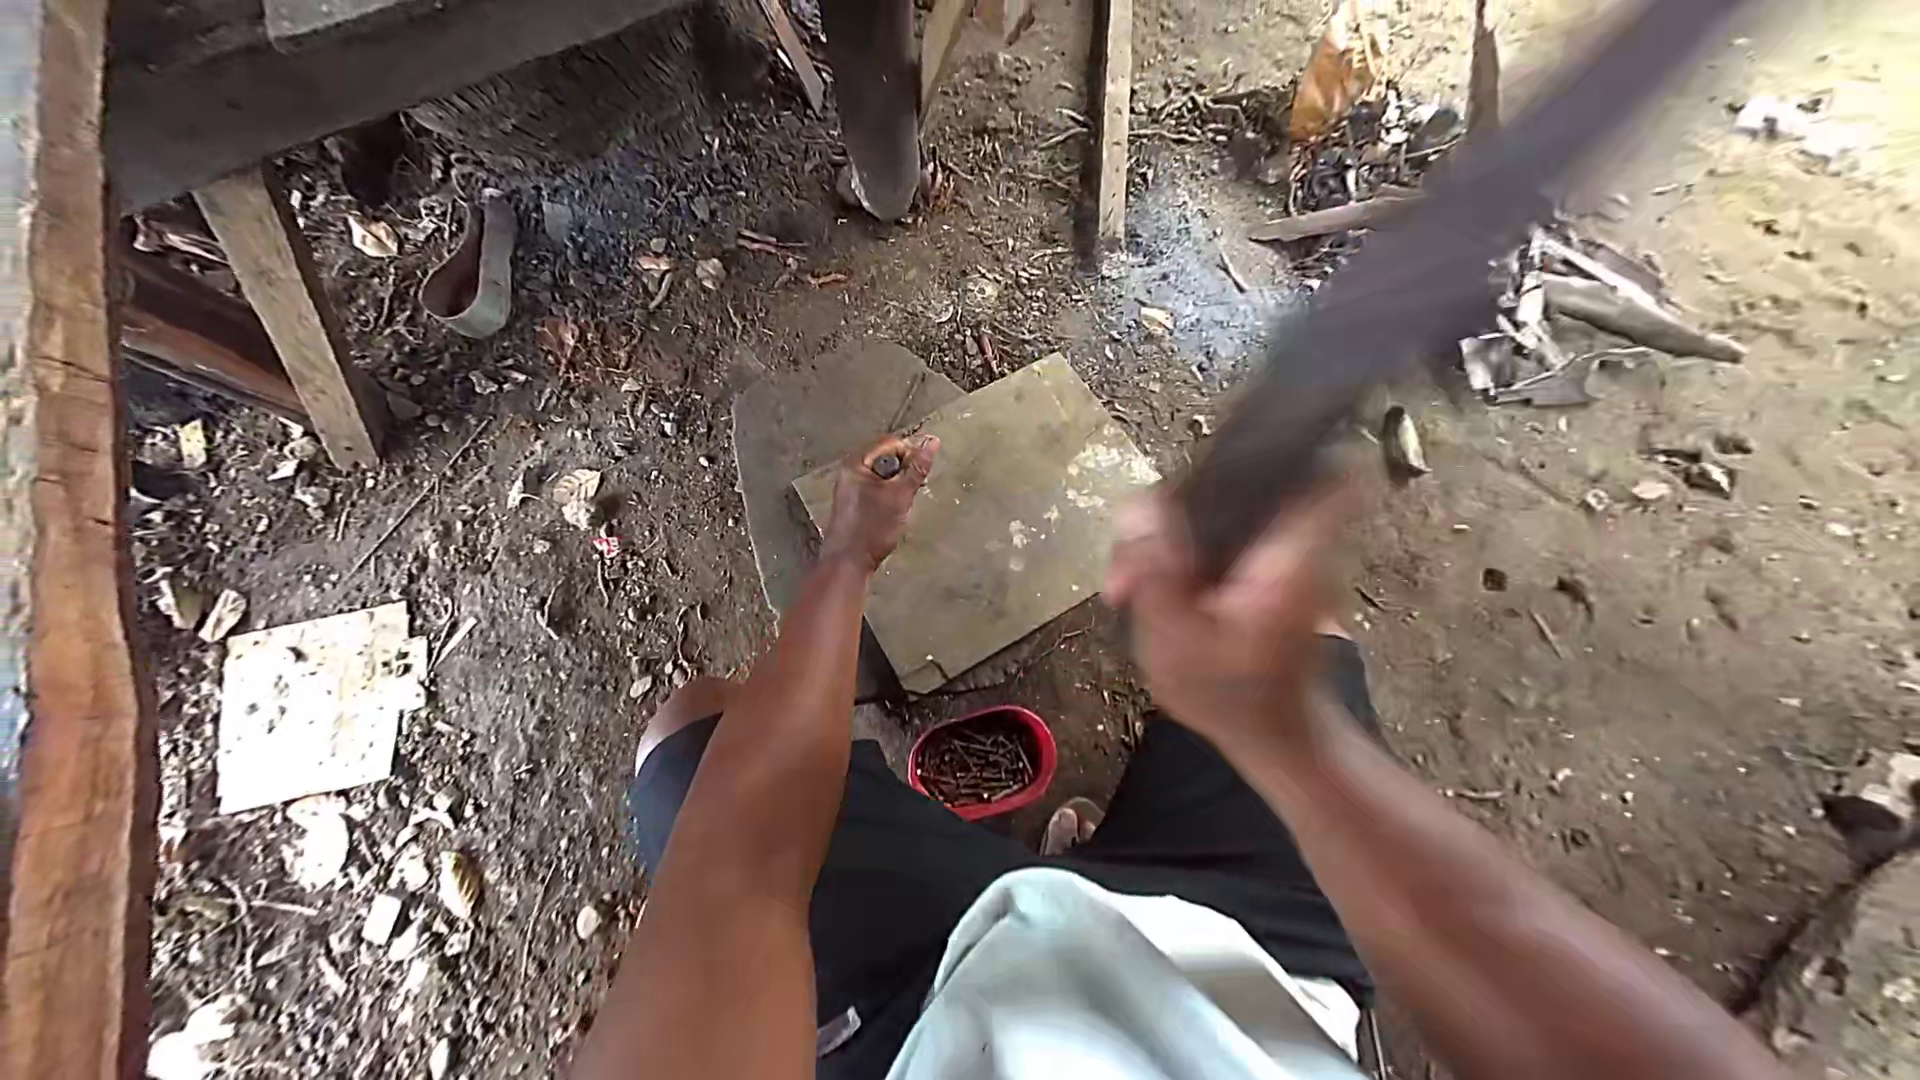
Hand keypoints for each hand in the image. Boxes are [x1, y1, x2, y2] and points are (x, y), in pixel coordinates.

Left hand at [821, 434, 939, 571]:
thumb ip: (916, 469)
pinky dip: (890, 496)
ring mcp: (851, 487)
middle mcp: (851, 471)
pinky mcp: (855, 503)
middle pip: (886, 458)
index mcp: (856, 463)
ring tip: (903, 504)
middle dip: (905, 471)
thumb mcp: (900, 496)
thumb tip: (932, 442)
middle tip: (914, 490)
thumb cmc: (872, 528)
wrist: (848, 562)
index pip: (890, 443)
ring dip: (899, 485)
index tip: (921, 475)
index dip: (910, 454)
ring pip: (884, 476)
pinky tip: (894, 512)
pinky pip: (877, 489)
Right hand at [1104, 485, 1347, 753]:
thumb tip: (1135, 506)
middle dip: (1171, 512)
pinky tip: (1155, 588)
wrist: (1270, 737)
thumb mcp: (1178, 638)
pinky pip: (1217, 536)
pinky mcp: (1263, 567)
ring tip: (1132, 587)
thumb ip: (1156, 570)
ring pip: (1217, 513)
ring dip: (1168, 537)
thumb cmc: (1231, 696)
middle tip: (1131, 568)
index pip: (1312, 471)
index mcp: (1288, 554)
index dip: (1268, 449)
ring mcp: (1279, 554)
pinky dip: (1182, 552)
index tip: (1210, 463)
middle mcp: (1295, 543)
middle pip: (1232, 488)